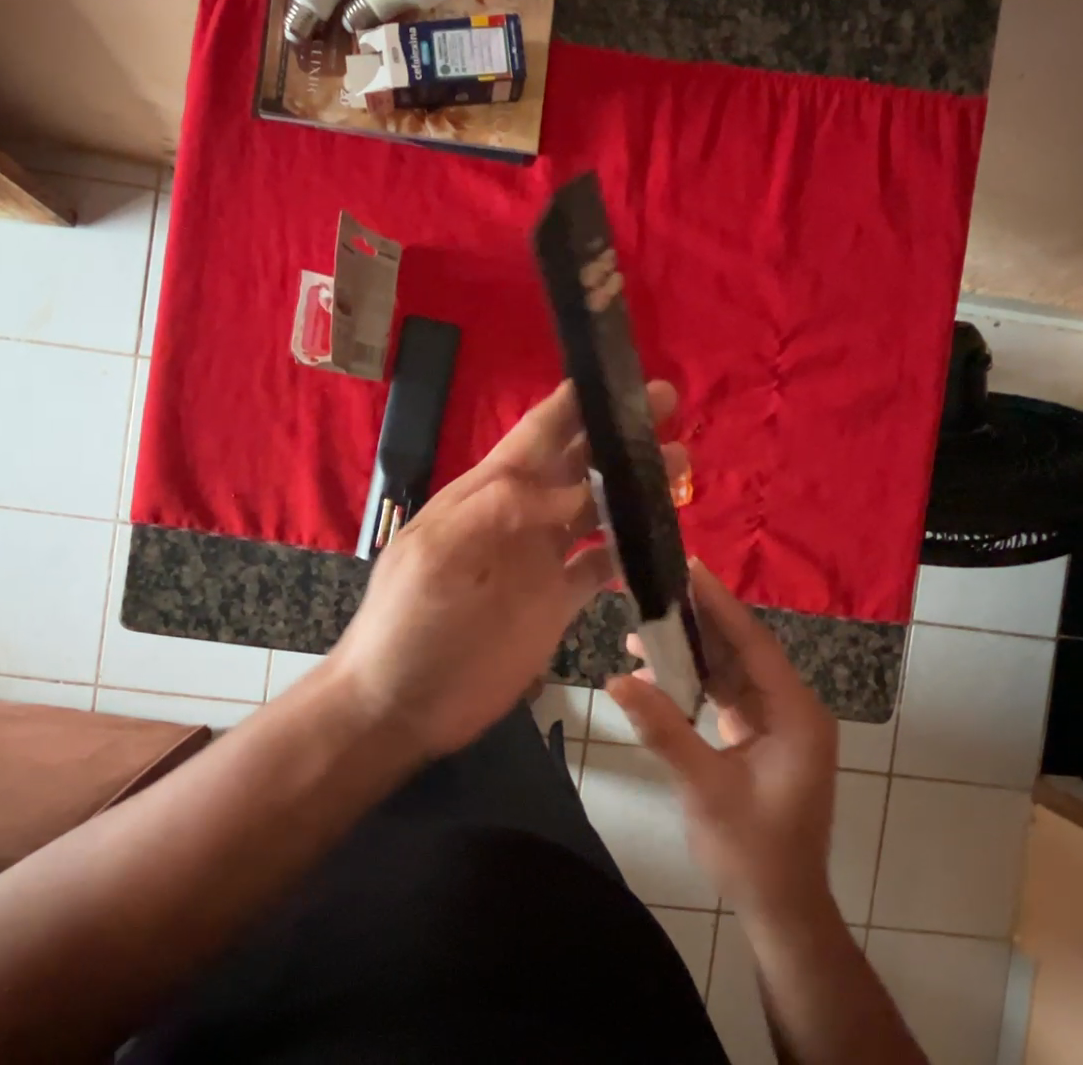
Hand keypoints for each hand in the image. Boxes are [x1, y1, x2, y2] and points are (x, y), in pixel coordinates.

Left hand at [326, 381, 686, 759]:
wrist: (402, 704)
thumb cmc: (408, 623)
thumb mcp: (436, 556)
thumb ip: (496, 511)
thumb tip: (568, 489)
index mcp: (485, 495)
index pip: (536, 436)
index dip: (575, 405)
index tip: (622, 378)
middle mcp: (519, 519)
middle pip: (577, 466)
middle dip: (619, 437)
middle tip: (670, 411)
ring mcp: (539, 561)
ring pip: (597, 512)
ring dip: (635, 490)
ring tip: (680, 469)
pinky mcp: (556, 604)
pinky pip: (599, 566)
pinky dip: (629, 551)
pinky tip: (661, 541)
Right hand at [605, 561, 841, 920]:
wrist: (779, 905)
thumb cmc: (752, 850)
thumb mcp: (705, 787)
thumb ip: (664, 729)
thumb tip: (616, 680)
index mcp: (797, 715)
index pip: (754, 644)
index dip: (720, 605)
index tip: (688, 567)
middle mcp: (793, 711)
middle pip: (743, 651)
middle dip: (698, 624)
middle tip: (654, 592)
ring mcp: (777, 725)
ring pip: (732, 672)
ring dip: (691, 655)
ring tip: (641, 633)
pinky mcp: (760, 739)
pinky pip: (726, 697)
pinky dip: (694, 684)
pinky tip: (657, 676)